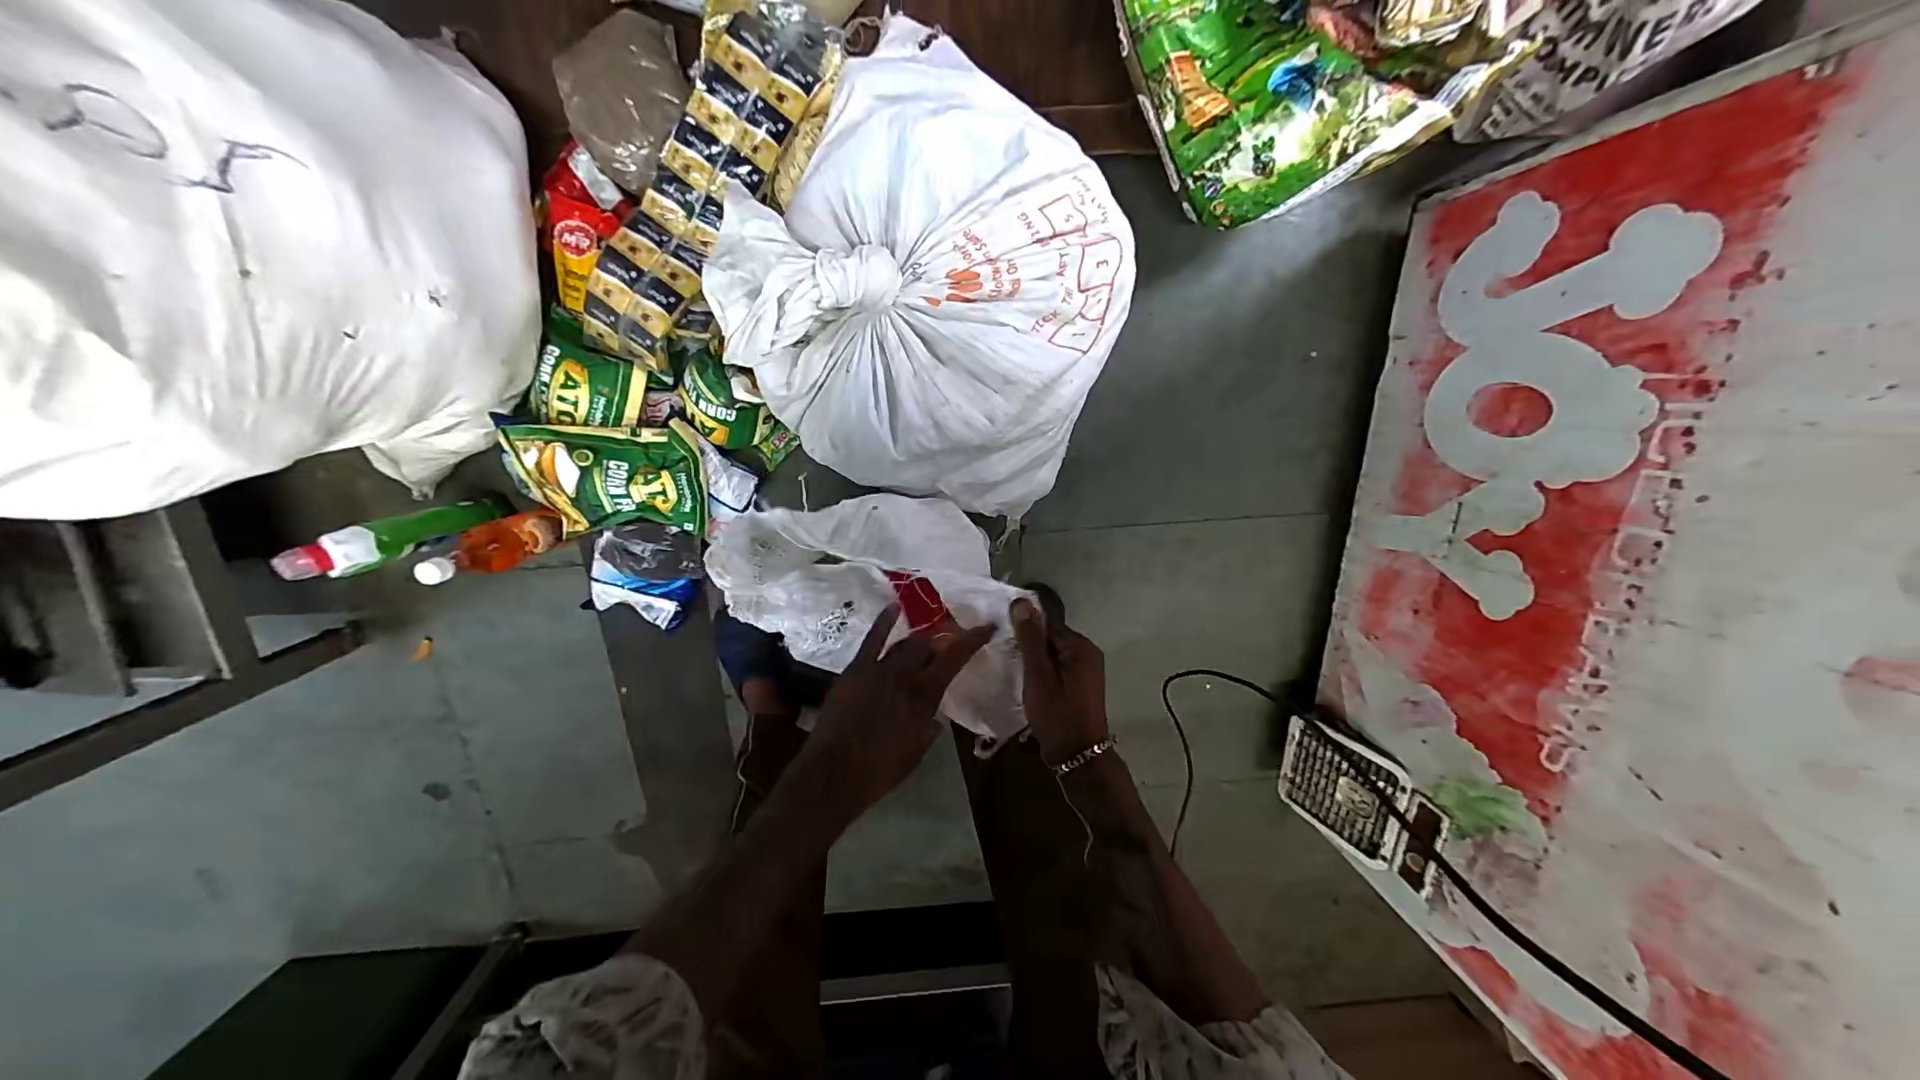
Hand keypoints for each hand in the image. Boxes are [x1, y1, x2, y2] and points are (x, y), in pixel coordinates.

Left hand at [805, 604, 994, 816]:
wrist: (834, 774)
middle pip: (928, 648)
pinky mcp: (855, 671)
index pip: (954, 661)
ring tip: (927, 639)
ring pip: (905, 645)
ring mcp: (877, 670)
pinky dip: (884, 623)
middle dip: (941, 643)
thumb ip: (927, 731)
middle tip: (947, 643)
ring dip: (918, 642)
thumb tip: (934, 719)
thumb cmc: (879, 771)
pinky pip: (872, 641)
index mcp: (924, 698)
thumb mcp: (914, 754)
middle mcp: (904, 677)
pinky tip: (893, 608)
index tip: (987, 627)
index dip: (972, 641)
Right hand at [1010, 597, 1110, 764]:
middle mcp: (1088, 652)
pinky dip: (1044, 670)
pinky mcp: (1082, 683)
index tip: (1002, 640)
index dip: (1023, 629)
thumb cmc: (1056, 714)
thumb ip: (1030, 639)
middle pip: (1051, 636)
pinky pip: (1059, 665)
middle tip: (1005, 656)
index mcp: (1080, 646)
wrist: (1077, 755)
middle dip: (1029, 644)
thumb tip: (1022, 602)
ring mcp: (1087, 668)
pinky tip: (1029, 681)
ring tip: (1014, 669)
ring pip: (1053, 652)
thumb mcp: (1038, 675)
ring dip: (1035, 659)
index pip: (1046, 623)